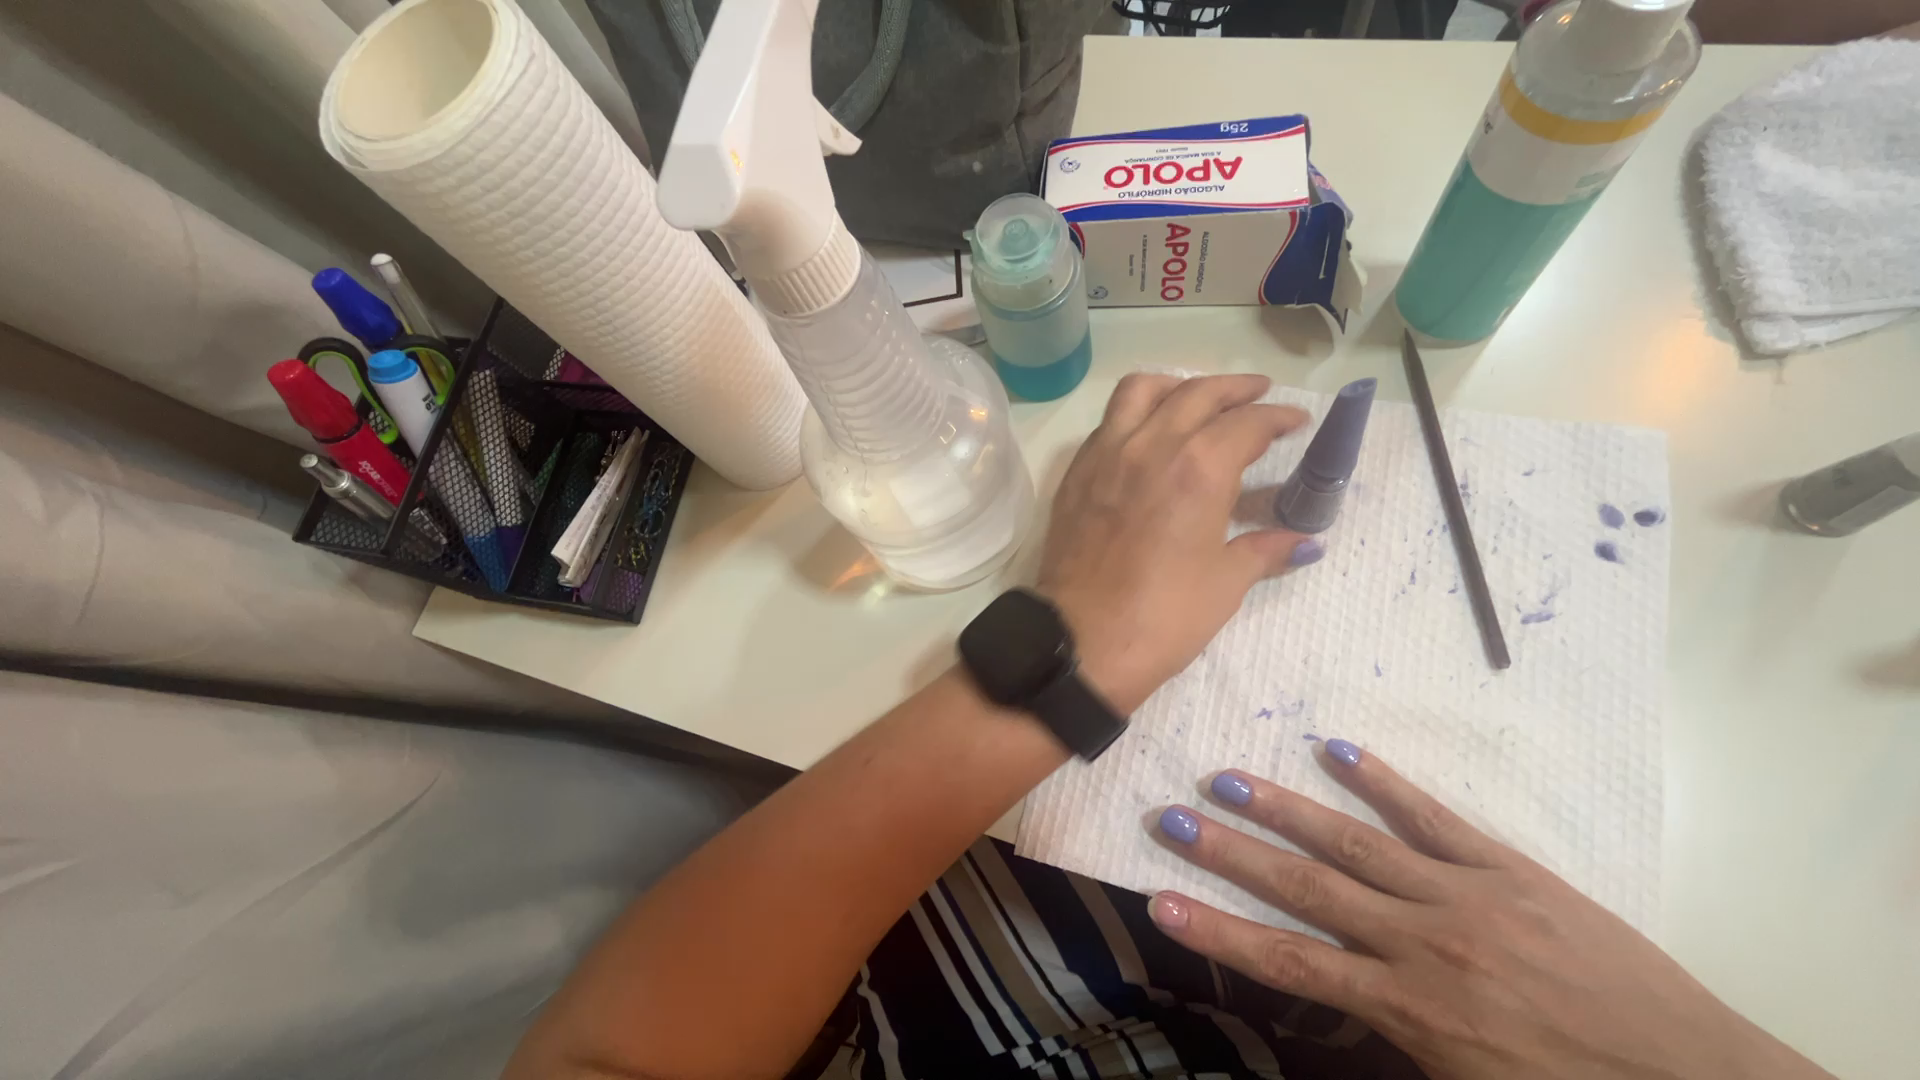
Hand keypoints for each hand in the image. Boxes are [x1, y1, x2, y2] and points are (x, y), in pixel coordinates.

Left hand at [1037, 373, 1319, 713]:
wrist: (1083, 641)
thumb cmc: (1164, 616)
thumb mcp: (1226, 583)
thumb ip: (1264, 550)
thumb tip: (1304, 541)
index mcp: (1199, 467)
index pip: (1248, 424)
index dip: (1278, 418)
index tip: (1295, 420)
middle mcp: (1152, 445)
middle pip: (1199, 394)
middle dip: (1236, 389)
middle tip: (1259, 394)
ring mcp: (1106, 454)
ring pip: (1142, 391)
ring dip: (1177, 386)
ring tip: (1197, 398)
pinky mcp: (1077, 472)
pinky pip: (1108, 421)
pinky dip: (1135, 413)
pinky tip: (1148, 434)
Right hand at [1148, 744, 1836, 1079]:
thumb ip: (1387, 1038)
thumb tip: (1325, 998)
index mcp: (1407, 1007)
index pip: (1287, 962)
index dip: (1218, 932)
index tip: (1160, 901)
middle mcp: (1420, 942)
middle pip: (1304, 887)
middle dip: (1230, 853)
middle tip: (1171, 817)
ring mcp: (1461, 893)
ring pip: (1353, 840)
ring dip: (1284, 808)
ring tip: (1227, 779)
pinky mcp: (1505, 866)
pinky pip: (1430, 817)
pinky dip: (1380, 782)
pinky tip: (1336, 749)